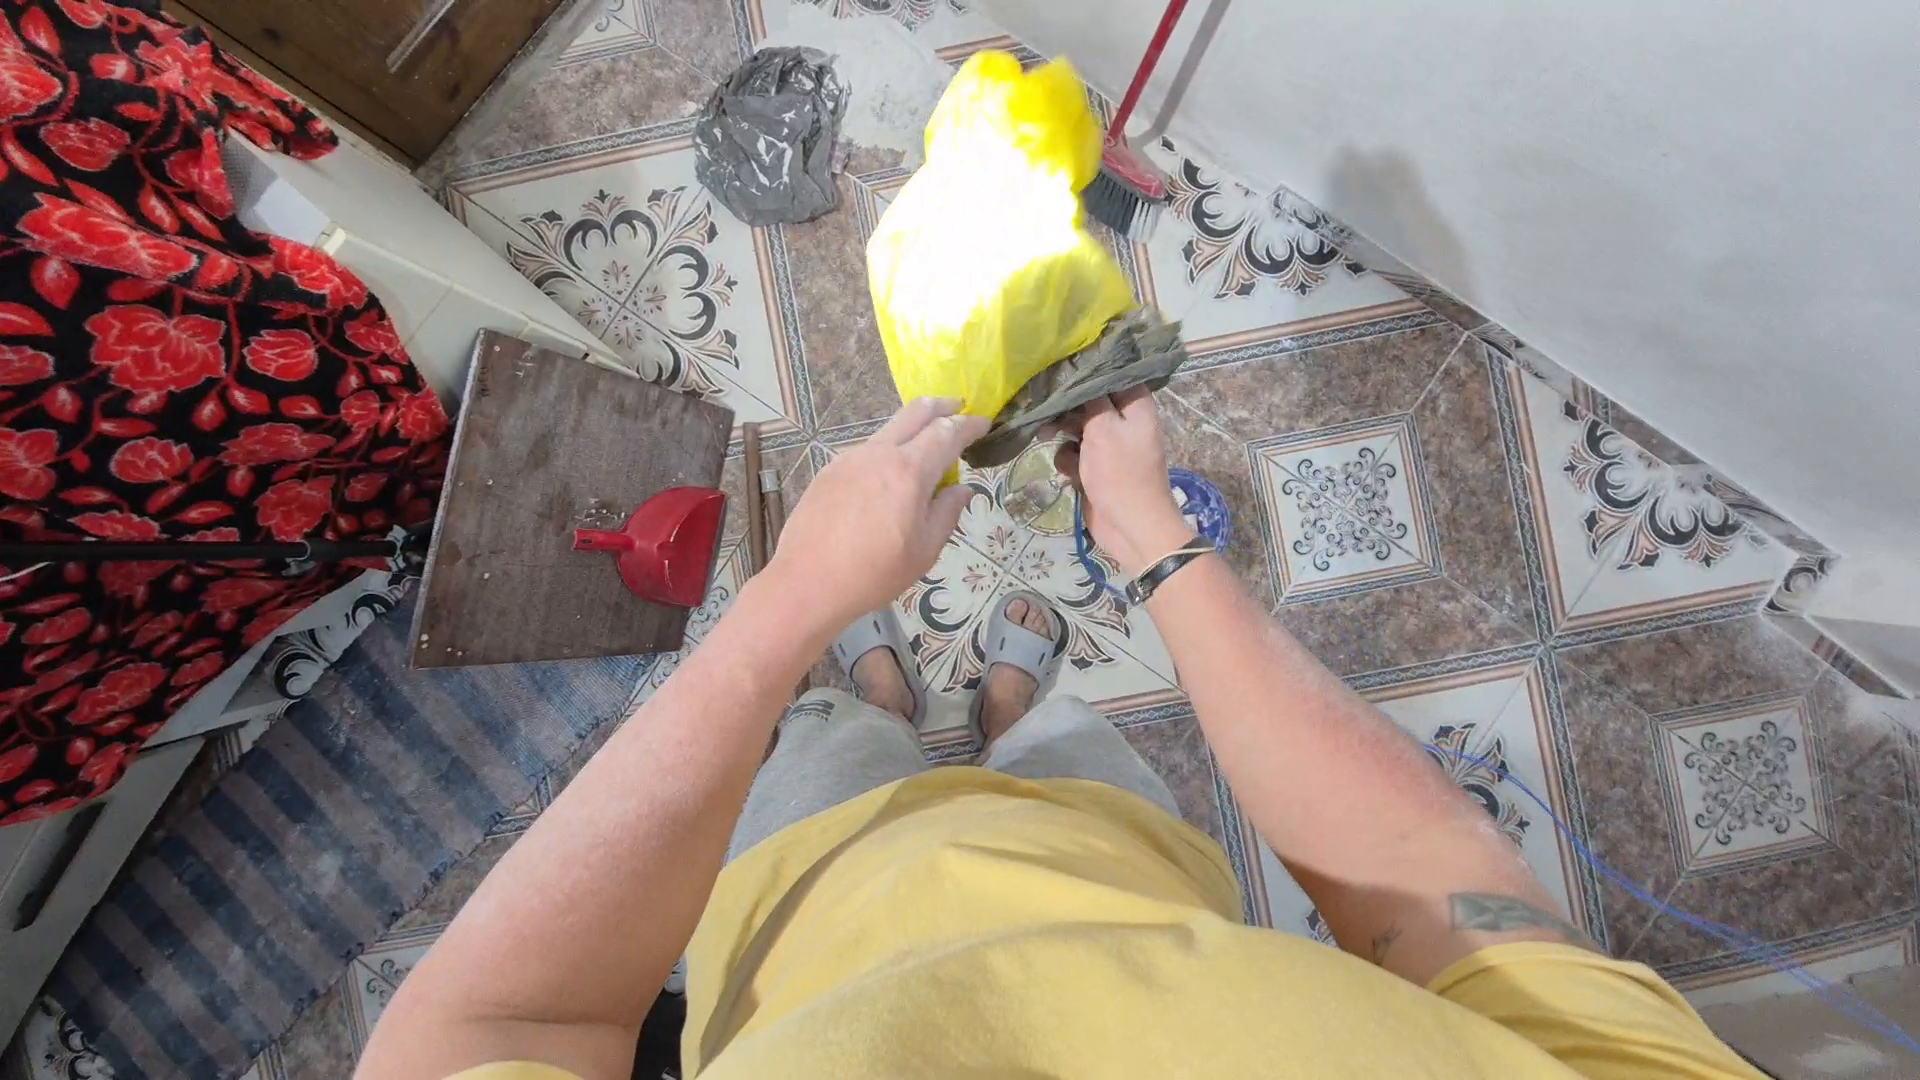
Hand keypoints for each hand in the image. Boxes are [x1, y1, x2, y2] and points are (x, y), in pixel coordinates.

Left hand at [765, 397, 987, 627]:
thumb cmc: (873, 573)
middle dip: (942, 406)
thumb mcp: (925, 551)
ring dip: (912, 429)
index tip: (984, 424)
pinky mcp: (830, 471)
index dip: (969, 424)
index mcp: (908, 471)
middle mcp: (878, 453)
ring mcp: (849, 458)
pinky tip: (888, 479)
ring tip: (925, 450)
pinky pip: (867, 451)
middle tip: (959, 408)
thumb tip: (961, 489)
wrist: (807, 582)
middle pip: (915, 412)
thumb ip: (947, 513)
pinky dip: (887, 452)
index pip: (947, 432)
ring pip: (888, 430)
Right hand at [1054, 387, 1189, 577]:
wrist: (1130, 526)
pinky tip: (1070, 473)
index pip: (1110, 374)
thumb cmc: (1120, 473)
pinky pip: (1074, 456)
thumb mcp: (1104, 428)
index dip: (1085, 372)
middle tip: (1047, 413)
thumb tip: (1079, 377)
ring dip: (1064, 439)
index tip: (1058, 370)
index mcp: (1135, 405)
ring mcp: (1109, 447)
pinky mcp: (1096, 469)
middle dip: (1067, 410)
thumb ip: (1090, 400)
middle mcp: (1123, 422)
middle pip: (1089, 403)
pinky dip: (1069, 462)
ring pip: (1076, 430)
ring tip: (1049, 440)